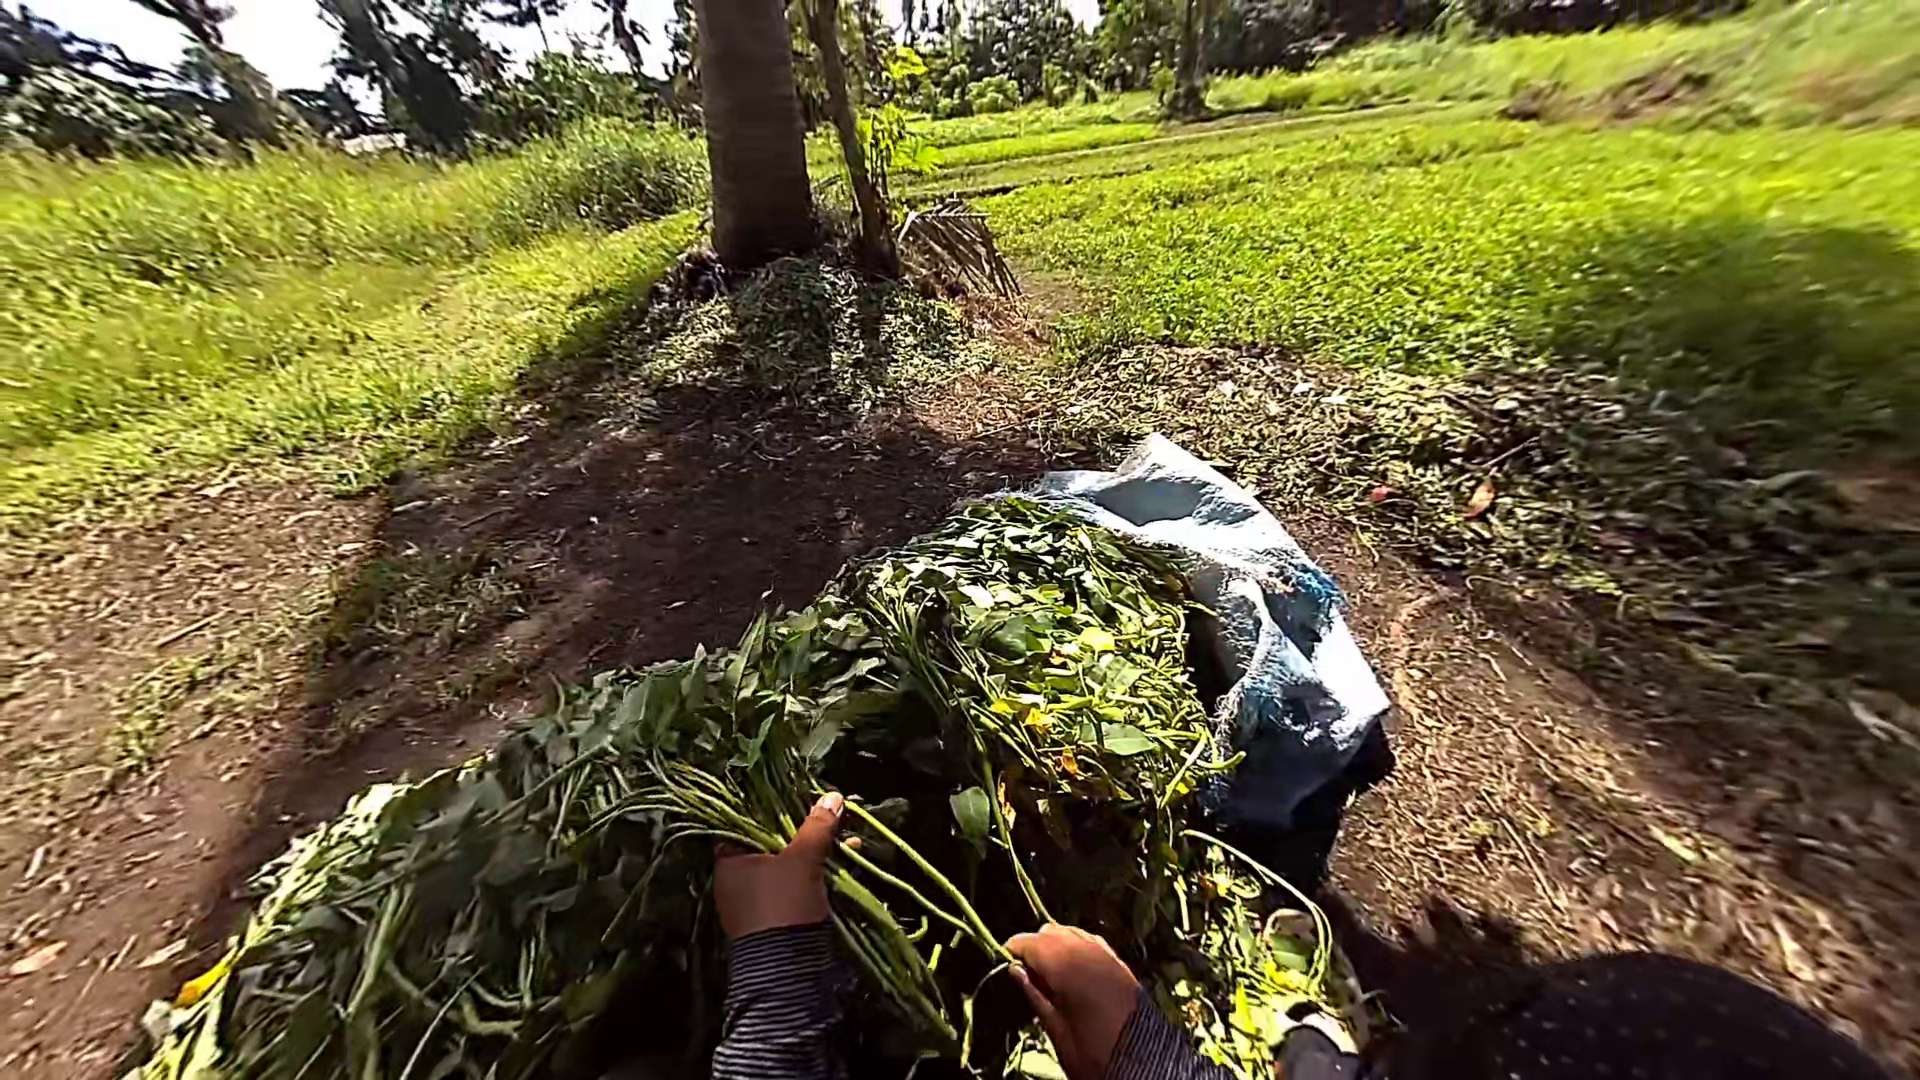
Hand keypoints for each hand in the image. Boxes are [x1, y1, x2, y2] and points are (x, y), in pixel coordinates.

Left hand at [713, 791, 846, 938]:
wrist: (788, 972)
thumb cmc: (782, 904)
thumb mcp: (802, 858)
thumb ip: (817, 825)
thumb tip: (833, 795)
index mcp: (730, 861)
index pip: (747, 819)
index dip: (773, 802)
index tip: (798, 792)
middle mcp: (740, 877)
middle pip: (773, 837)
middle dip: (805, 823)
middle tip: (827, 808)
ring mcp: (760, 896)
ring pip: (791, 857)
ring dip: (817, 844)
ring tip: (844, 830)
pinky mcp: (780, 912)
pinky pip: (800, 877)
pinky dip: (820, 866)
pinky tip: (846, 853)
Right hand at [1006, 924, 1140, 1079]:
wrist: (1148, 1068)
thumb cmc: (1096, 1055)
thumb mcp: (1057, 1032)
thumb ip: (1035, 996)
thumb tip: (1015, 970)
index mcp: (1065, 964)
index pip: (1029, 942)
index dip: (1013, 949)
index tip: (1004, 962)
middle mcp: (1083, 948)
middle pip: (1048, 932)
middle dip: (1034, 947)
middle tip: (1027, 975)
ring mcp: (1103, 951)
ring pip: (1068, 931)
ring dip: (1055, 945)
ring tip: (1050, 974)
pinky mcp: (1117, 960)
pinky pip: (1088, 940)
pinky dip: (1075, 946)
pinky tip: (1073, 968)